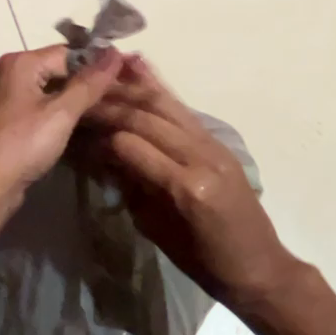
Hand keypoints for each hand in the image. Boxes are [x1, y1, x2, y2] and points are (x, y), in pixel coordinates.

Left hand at [0, 45, 122, 208]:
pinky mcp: (5, 120)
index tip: (128, 79)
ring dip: (75, 102)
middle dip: (88, 85)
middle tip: (123, 99)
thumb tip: (116, 52)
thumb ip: (89, 83)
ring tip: (109, 114)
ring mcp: (4, 97)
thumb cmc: (22, 144)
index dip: (99, 65)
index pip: (68, 53)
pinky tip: (82, 129)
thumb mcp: (61, 113)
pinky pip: (38, 109)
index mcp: (20, 62)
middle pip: (57, 70)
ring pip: (49, 92)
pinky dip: (58, 115)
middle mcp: (8, 73)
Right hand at [86, 55, 300, 307]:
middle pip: (145, 116)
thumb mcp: (156, 229)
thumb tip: (101, 153)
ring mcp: (213, 145)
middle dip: (108, 104)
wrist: (259, 267)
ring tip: (100, 76)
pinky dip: (156, 87)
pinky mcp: (217, 141)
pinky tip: (136, 67)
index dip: (99, 137)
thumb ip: (130, 185)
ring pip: (163, 103)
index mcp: (185, 187)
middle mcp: (201, 156)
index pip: (129, 144)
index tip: (75, 132)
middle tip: (79, 98)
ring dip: (129, 88)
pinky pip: (181, 108)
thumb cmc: (203, 262)